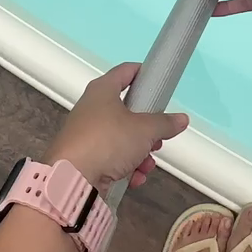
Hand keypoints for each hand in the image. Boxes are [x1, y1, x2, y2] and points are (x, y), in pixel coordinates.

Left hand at [45, 63, 189, 188]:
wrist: (70, 179)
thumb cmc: (108, 141)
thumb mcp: (144, 130)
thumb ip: (164, 123)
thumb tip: (181, 119)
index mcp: (103, 90)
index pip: (126, 71)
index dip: (144, 74)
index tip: (160, 84)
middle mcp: (91, 108)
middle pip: (126, 110)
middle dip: (147, 128)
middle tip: (157, 138)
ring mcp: (85, 134)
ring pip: (120, 138)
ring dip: (138, 152)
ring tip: (146, 164)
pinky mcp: (82, 158)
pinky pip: (110, 158)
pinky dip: (124, 167)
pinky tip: (133, 179)